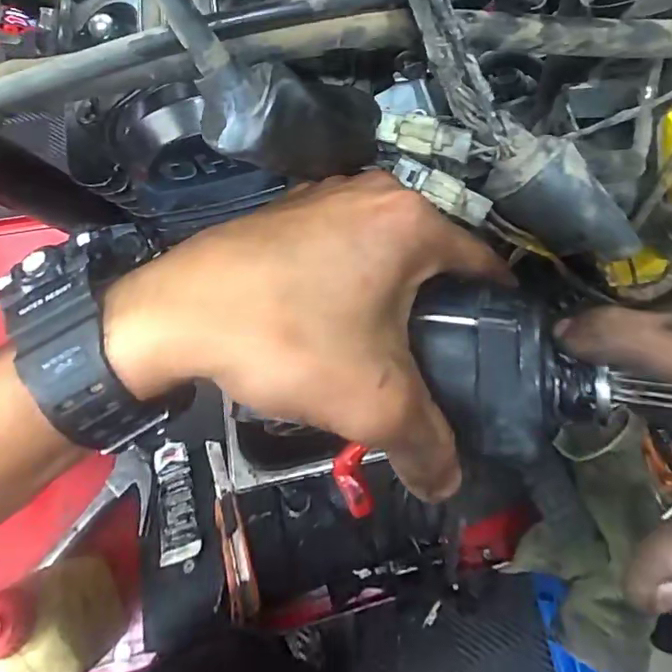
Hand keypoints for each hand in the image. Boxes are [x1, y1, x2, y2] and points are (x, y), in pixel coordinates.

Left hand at [102, 171, 506, 500]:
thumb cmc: (288, 338)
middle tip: (437, 363)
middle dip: (439, 309)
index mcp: (411, 218)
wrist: (175, 311)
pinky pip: (342, 245)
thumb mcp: (371, 401)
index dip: (496, 312)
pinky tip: (331, 317)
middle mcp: (374, 190)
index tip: (495, 352)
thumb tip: (449, 480)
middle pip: (433, 257)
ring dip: (391, 295)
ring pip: (384, 251)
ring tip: (383, 347)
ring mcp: (326, 193)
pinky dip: (349, 278)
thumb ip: (427, 444)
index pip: (483, 263)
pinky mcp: (289, 207)